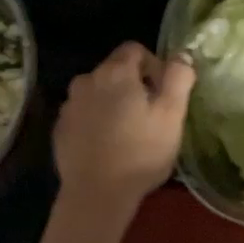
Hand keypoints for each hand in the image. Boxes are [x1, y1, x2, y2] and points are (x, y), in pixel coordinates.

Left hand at [53, 41, 194, 208]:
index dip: (154, 66)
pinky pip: (84, 114)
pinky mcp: (61, 128)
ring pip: (97, 93)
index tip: (164, 93)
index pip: (135, 49)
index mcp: (115, 72)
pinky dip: (97, 122)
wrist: (97, 193)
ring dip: (113, 104)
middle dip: (133, 86)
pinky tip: (108, 146)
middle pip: (114, 71)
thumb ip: (178, 79)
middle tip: (150, 117)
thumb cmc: (141, 153)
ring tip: (128, 133)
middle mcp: (86, 80)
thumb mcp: (171, 115)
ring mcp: (69, 105)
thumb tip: (182, 55)